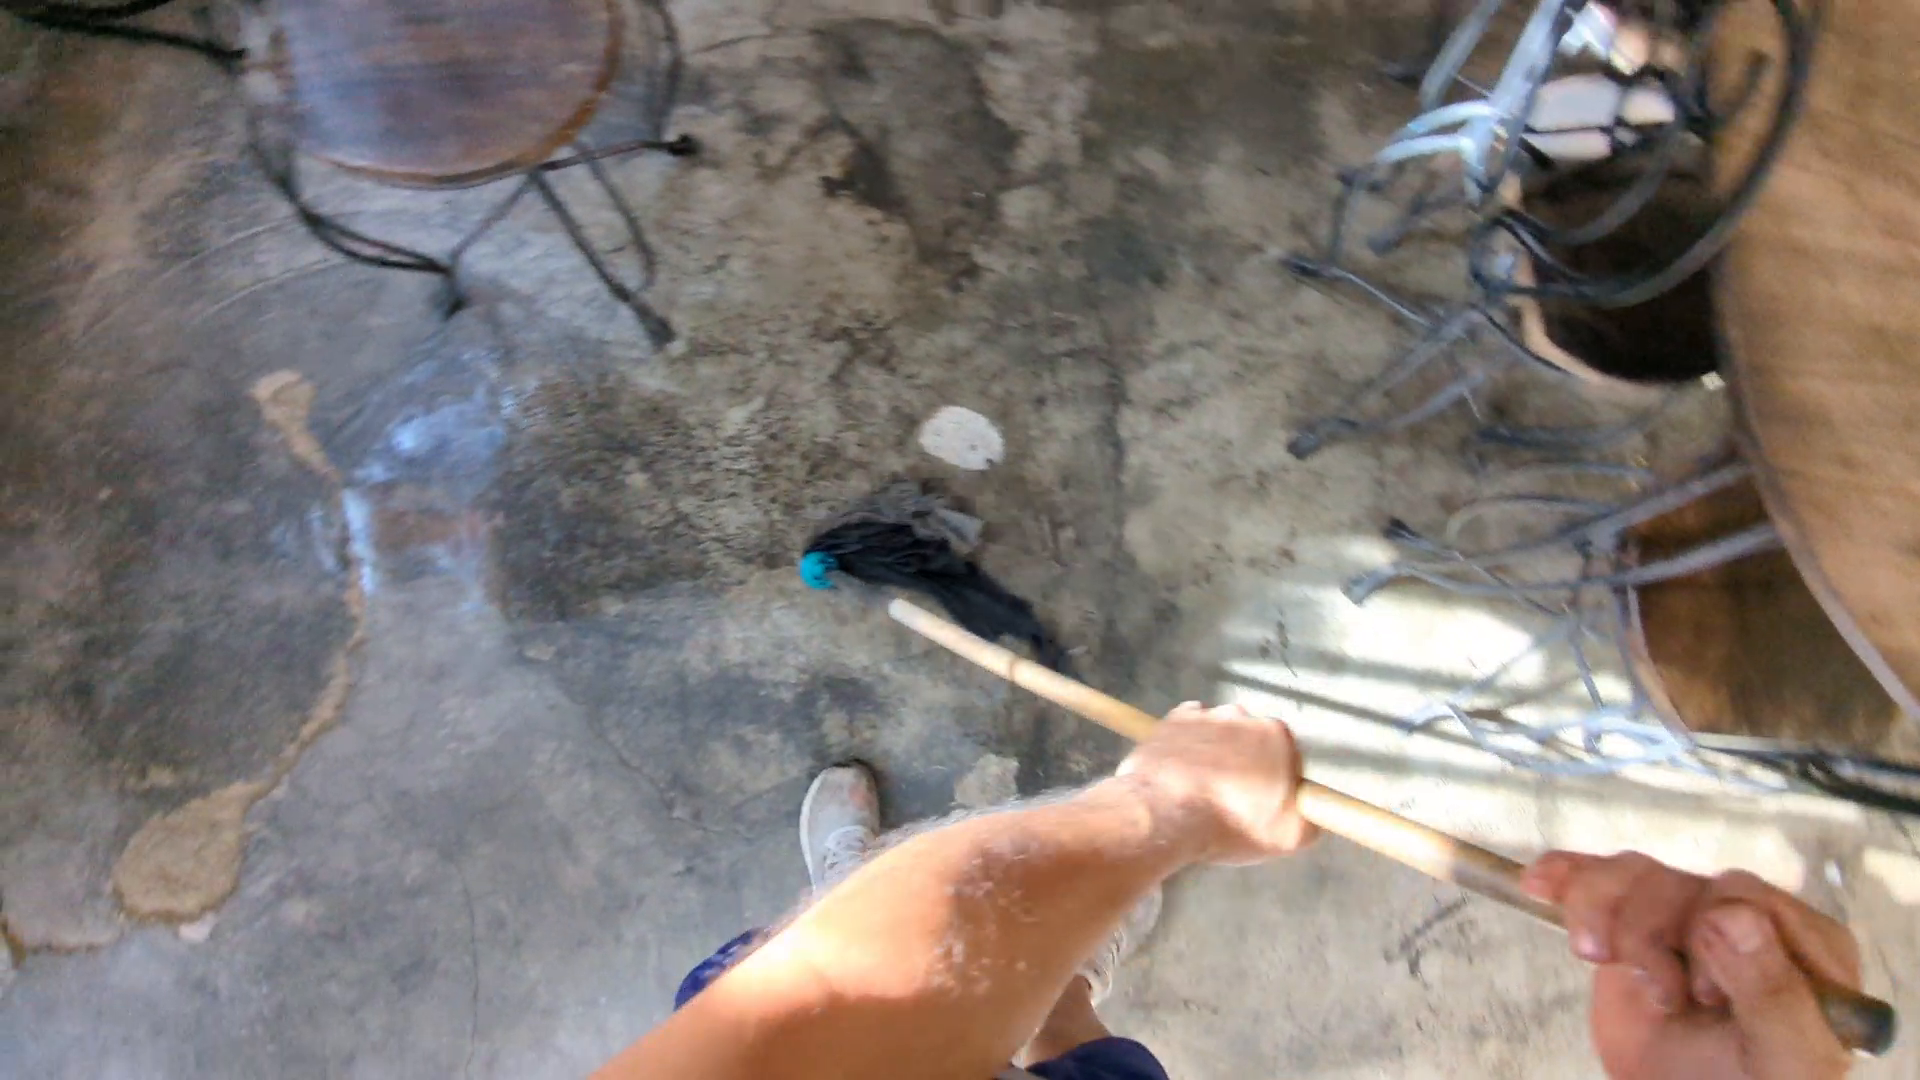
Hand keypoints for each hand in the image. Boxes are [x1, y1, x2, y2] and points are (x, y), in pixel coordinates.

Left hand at [1115, 702, 1316, 863]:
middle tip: (1232, 794)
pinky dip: (1186, 743)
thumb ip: (1309, 815)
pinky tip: (1181, 768)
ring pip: (1217, 732)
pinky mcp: (1171, 719)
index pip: (1286, 753)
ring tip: (1201, 784)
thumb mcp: (1292, 836)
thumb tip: (1307, 809)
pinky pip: (1187, 728)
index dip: (1277, 778)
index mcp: (1276, 735)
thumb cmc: (1233, 823)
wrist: (1167, 812)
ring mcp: (1203, 714)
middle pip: (1250, 738)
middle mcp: (1241, 715)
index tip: (1264, 800)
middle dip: (1245, 760)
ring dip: (1214, 751)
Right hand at [1523, 851, 1861, 1079]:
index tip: (1702, 989)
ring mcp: (1673, 911)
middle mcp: (1737, 916)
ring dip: (1595, 912)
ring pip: (1623, 872)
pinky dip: (1557, 875)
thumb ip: (1772, 991)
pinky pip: (1582, 869)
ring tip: (1592, 958)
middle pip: (1673, 880)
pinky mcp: (1617, 911)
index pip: (1746, 895)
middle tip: (1654, 990)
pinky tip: (1538, 887)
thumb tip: (1732, 913)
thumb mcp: (1779, 1058)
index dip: (1712, 932)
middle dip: (1644, 930)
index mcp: (1800, 946)